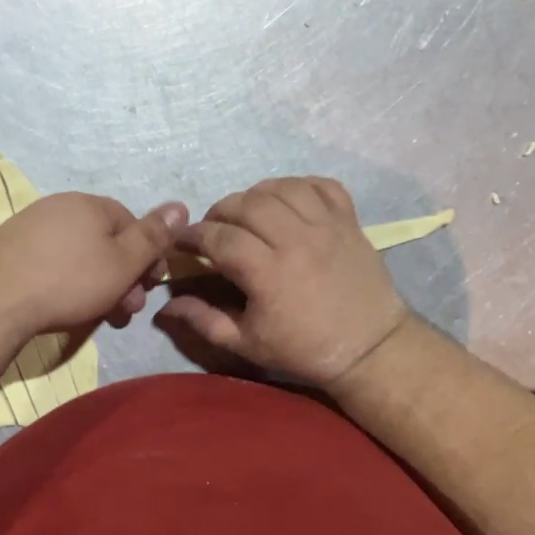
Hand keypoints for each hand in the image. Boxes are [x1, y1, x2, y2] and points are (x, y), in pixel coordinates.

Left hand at [0, 193, 187, 336]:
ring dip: (96, 287)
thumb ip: (153, 237)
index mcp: (90, 204)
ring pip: (78, 257)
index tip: (148, 289)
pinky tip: (62, 308)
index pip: (131, 224)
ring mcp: (29, 227)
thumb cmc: (68, 282)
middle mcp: (59, 207)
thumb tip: (181, 205)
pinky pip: (50, 264)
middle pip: (104, 242)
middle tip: (125, 313)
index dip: (145, 258)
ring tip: (98, 318)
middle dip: (122, 279)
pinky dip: (64, 285)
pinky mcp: (8, 250)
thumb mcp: (122, 263)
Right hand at [158, 177, 410, 387]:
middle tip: (213, 229)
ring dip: (254, 195)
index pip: (220, 238)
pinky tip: (285, 204)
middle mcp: (296, 240)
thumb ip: (204, 320)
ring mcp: (326, 225)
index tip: (181, 242)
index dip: (193, 236)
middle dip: (220, 211)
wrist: (368, 346)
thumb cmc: (302, 349)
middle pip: (246, 204)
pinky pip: (319, 184)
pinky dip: (297, 186)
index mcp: (267, 273)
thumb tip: (166, 307)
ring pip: (280, 188)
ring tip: (246, 214)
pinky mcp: (348, 219)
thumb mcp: (246, 344)